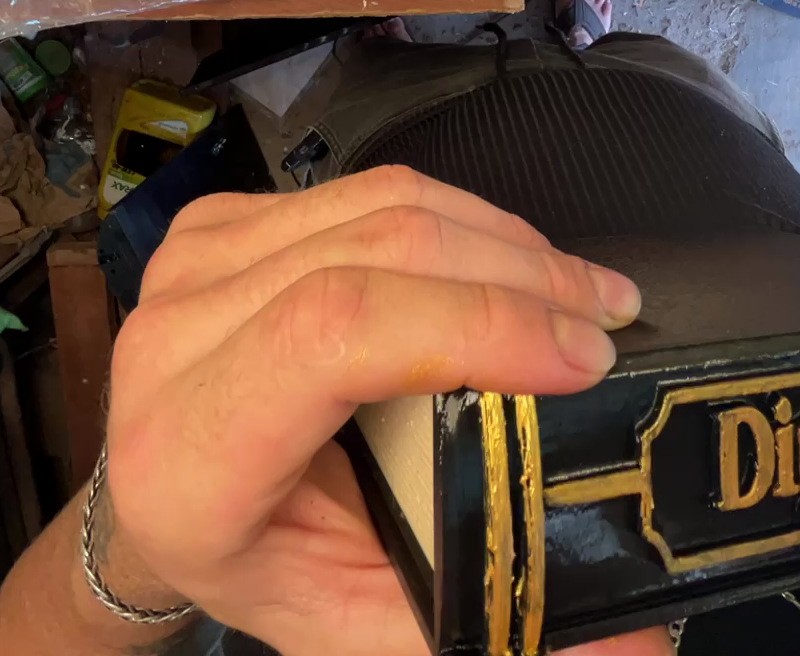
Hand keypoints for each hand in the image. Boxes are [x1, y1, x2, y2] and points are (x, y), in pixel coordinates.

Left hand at [101, 166, 670, 655]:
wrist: (159, 486)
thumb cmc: (259, 555)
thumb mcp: (355, 618)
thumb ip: (485, 624)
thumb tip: (639, 643)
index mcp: (192, 447)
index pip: (338, 333)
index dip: (475, 321)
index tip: (585, 353)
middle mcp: (178, 330)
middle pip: (376, 250)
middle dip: (517, 271)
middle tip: (607, 311)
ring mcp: (198, 256)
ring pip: (382, 202)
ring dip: (500, 235)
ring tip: (576, 282)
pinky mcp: (225, 217)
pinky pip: (367, 190)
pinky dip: (457, 216)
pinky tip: (506, 255)